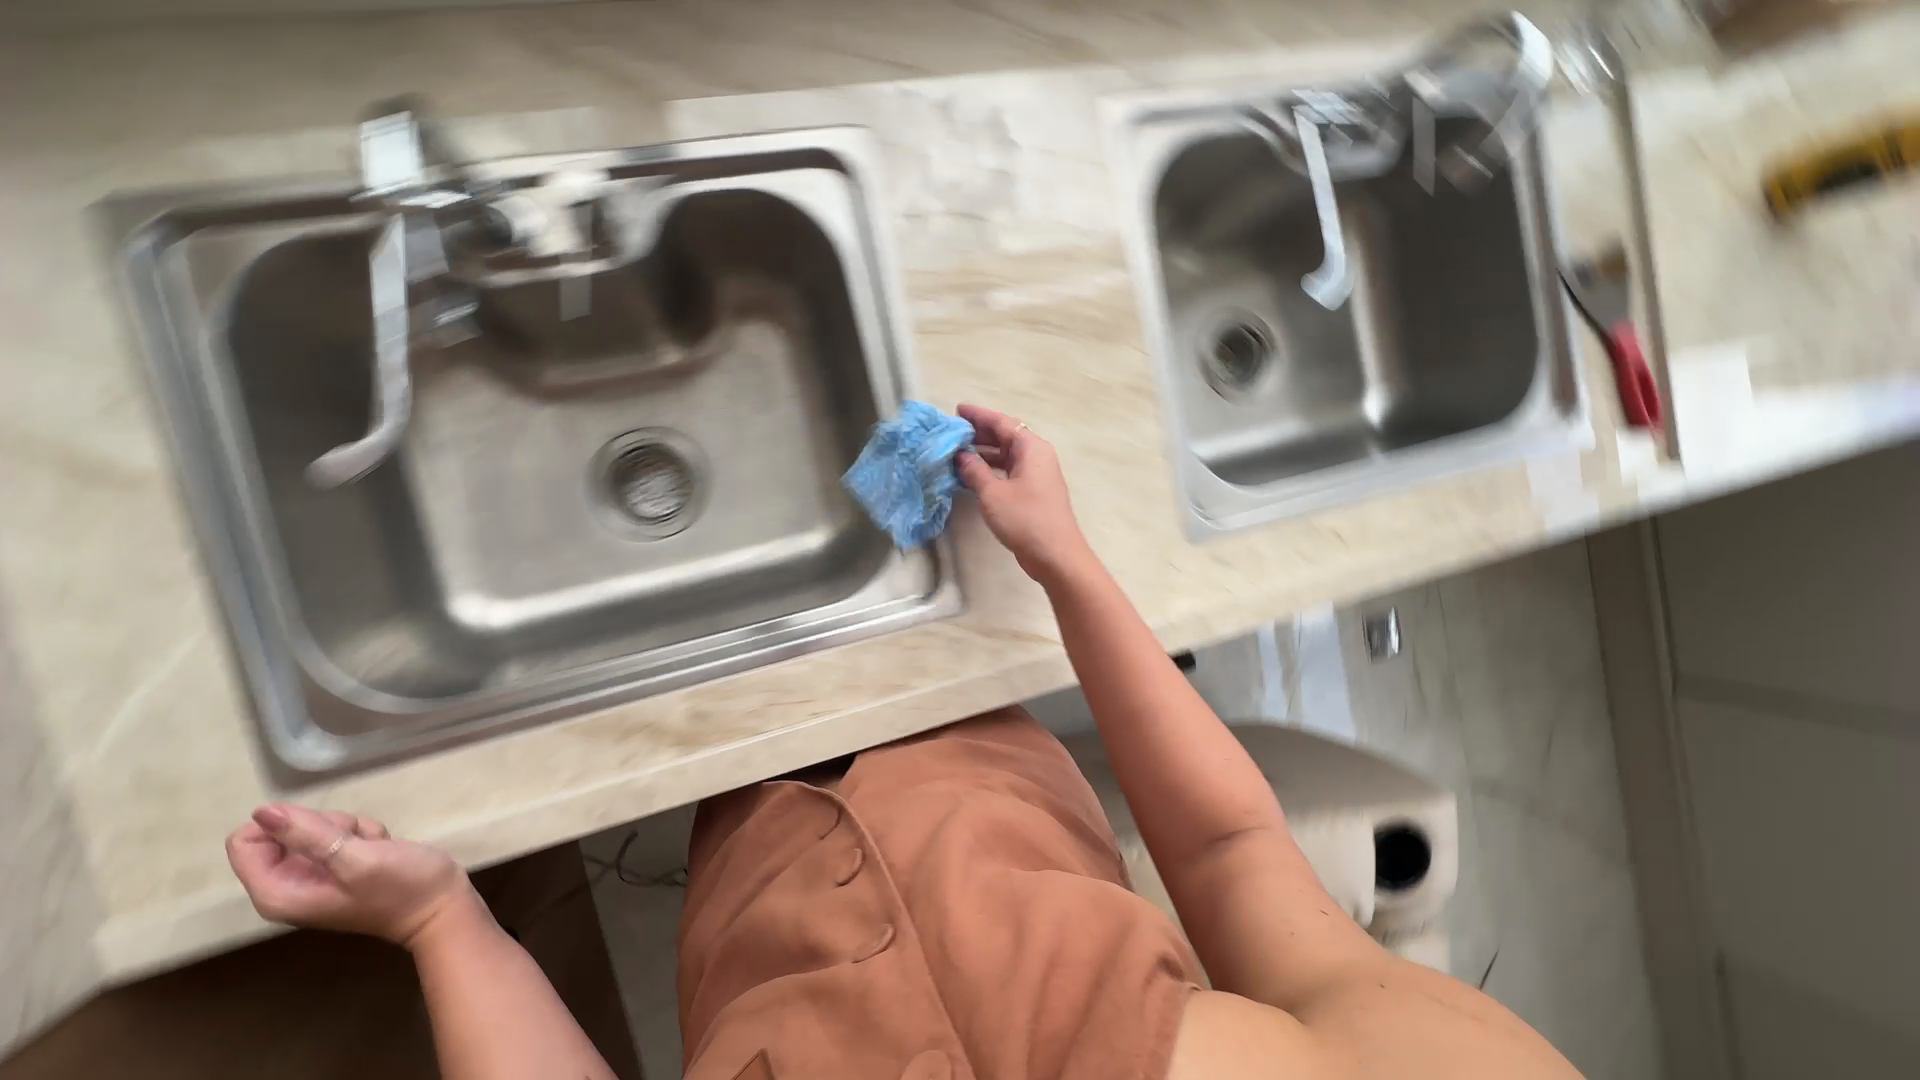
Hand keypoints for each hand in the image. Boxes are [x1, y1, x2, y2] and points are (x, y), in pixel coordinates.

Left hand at [226, 802, 476, 948]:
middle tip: (356, 841)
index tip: (323, 828)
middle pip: (283, 832)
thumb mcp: (358, 859)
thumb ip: (309, 835)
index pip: (244, 843)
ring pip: (315, 828)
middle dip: (325, 825)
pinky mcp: (337, 869)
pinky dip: (361, 835)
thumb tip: (263, 811)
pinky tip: (380, 849)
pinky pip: (337, 835)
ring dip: (349, 828)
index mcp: (278, 892)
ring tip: (374, 847)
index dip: (283, 824)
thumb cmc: (400, 887)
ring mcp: (313, 877)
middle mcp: (287, 885)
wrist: (441, 908)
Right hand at [954, 403, 1094, 584]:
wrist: (1055, 554)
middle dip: (980, 433)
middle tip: (953, 432)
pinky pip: (1010, 471)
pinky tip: (973, 475)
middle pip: (1006, 436)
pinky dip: (991, 469)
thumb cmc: (1025, 519)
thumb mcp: (993, 493)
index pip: (1002, 422)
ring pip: (1007, 455)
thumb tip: (961, 455)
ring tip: (958, 453)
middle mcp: (1037, 456)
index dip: (979, 415)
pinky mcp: (1034, 492)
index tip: (957, 410)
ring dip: (984, 453)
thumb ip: (974, 470)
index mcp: (1031, 448)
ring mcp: (1037, 475)